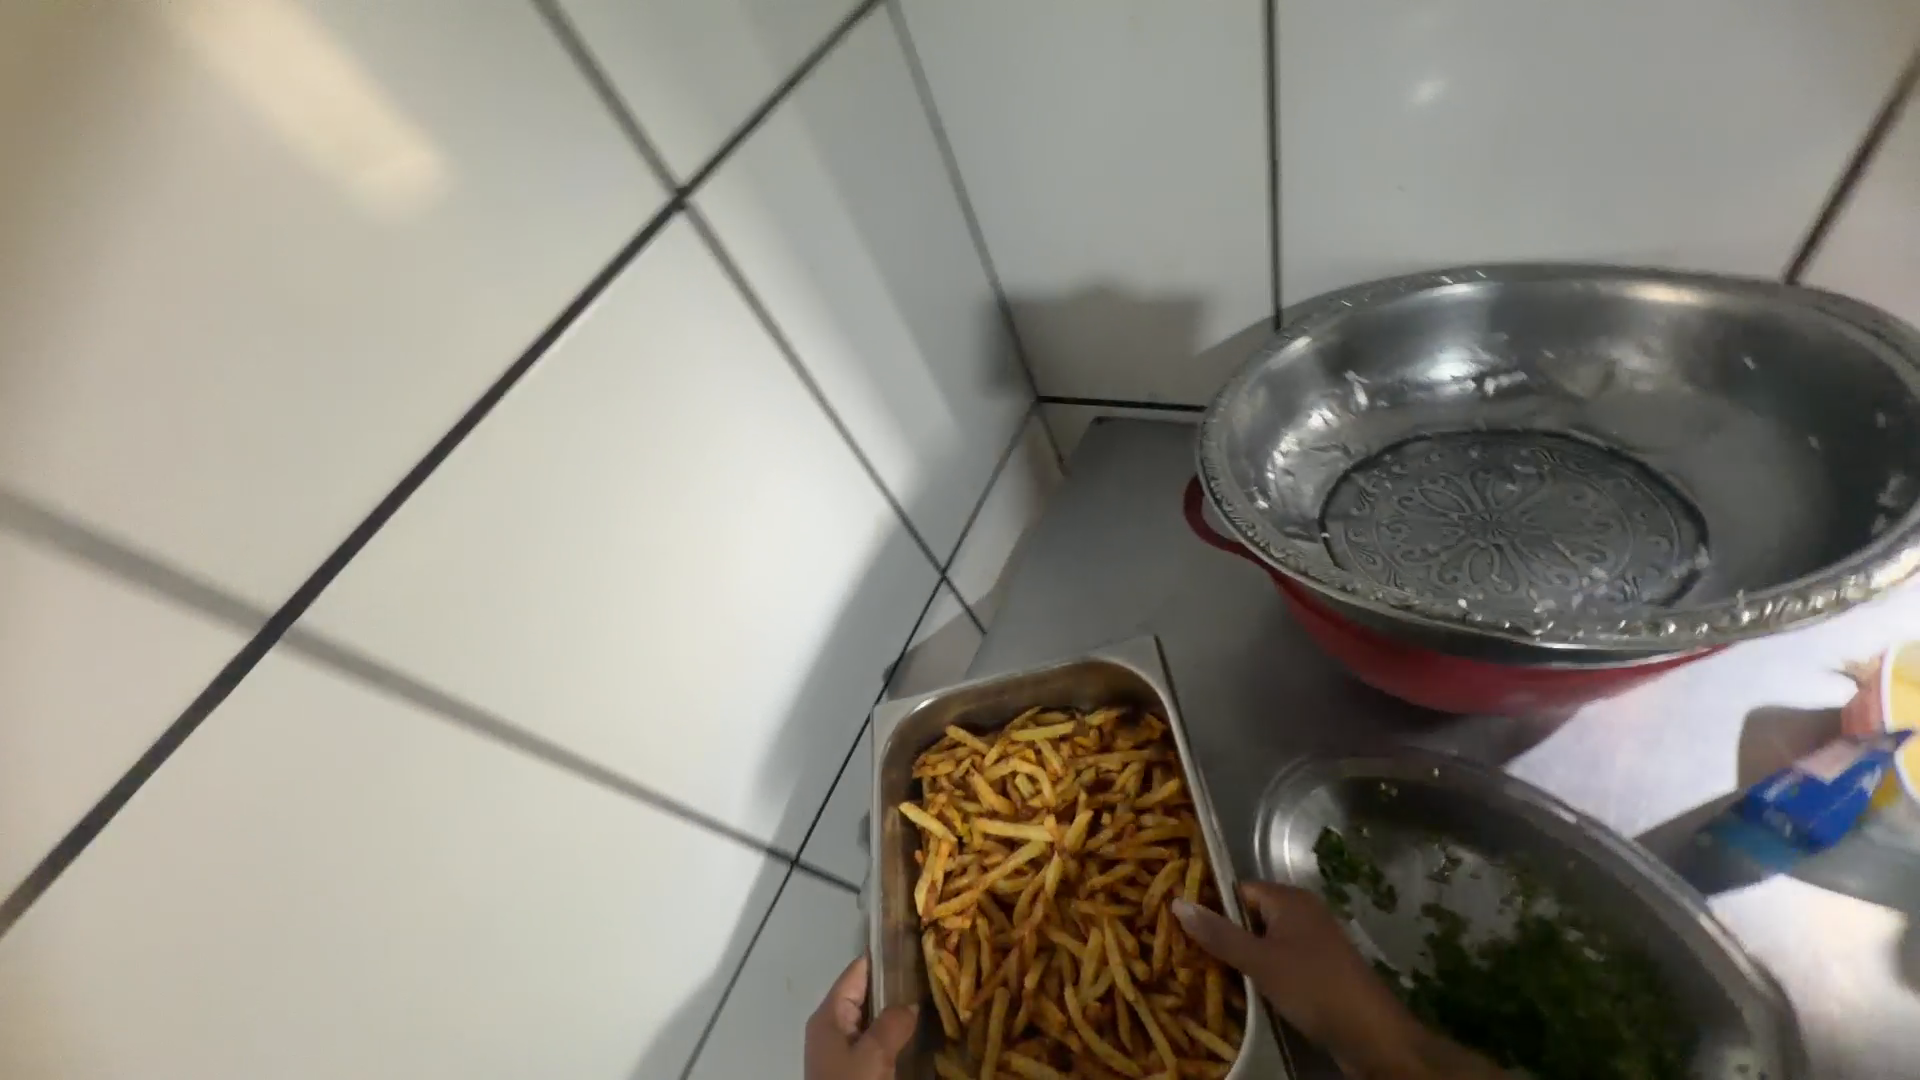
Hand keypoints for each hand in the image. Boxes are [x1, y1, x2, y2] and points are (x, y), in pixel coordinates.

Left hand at [804, 955, 918, 1079]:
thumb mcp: (874, 1053)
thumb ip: (893, 1022)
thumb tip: (911, 1004)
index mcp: (829, 1013)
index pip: (857, 970)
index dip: (884, 957)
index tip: (913, 947)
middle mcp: (831, 1026)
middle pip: (865, 993)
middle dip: (894, 985)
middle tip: (926, 975)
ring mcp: (840, 1049)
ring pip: (872, 1018)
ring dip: (895, 1013)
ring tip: (926, 999)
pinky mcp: (849, 1068)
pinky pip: (873, 1041)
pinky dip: (892, 1035)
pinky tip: (914, 1033)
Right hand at [1174, 884, 1503, 1079]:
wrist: (1375, 1039)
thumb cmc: (1314, 988)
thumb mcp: (1259, 962)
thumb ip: (1218, 933)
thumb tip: (1176, 902)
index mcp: (1288, 898)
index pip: (1237, 890)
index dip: (1212, 907)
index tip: (1185, 928)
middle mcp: (1302, 912)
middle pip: (1250, 916)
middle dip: (1225, 936)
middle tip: (1193, 956)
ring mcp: (1314, 943)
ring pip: (1264, 942)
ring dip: (1243, 959)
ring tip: (1212, 977)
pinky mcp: (1321, 971)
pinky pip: (1280, 962)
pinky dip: (1263, 975)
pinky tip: (1246, 994)